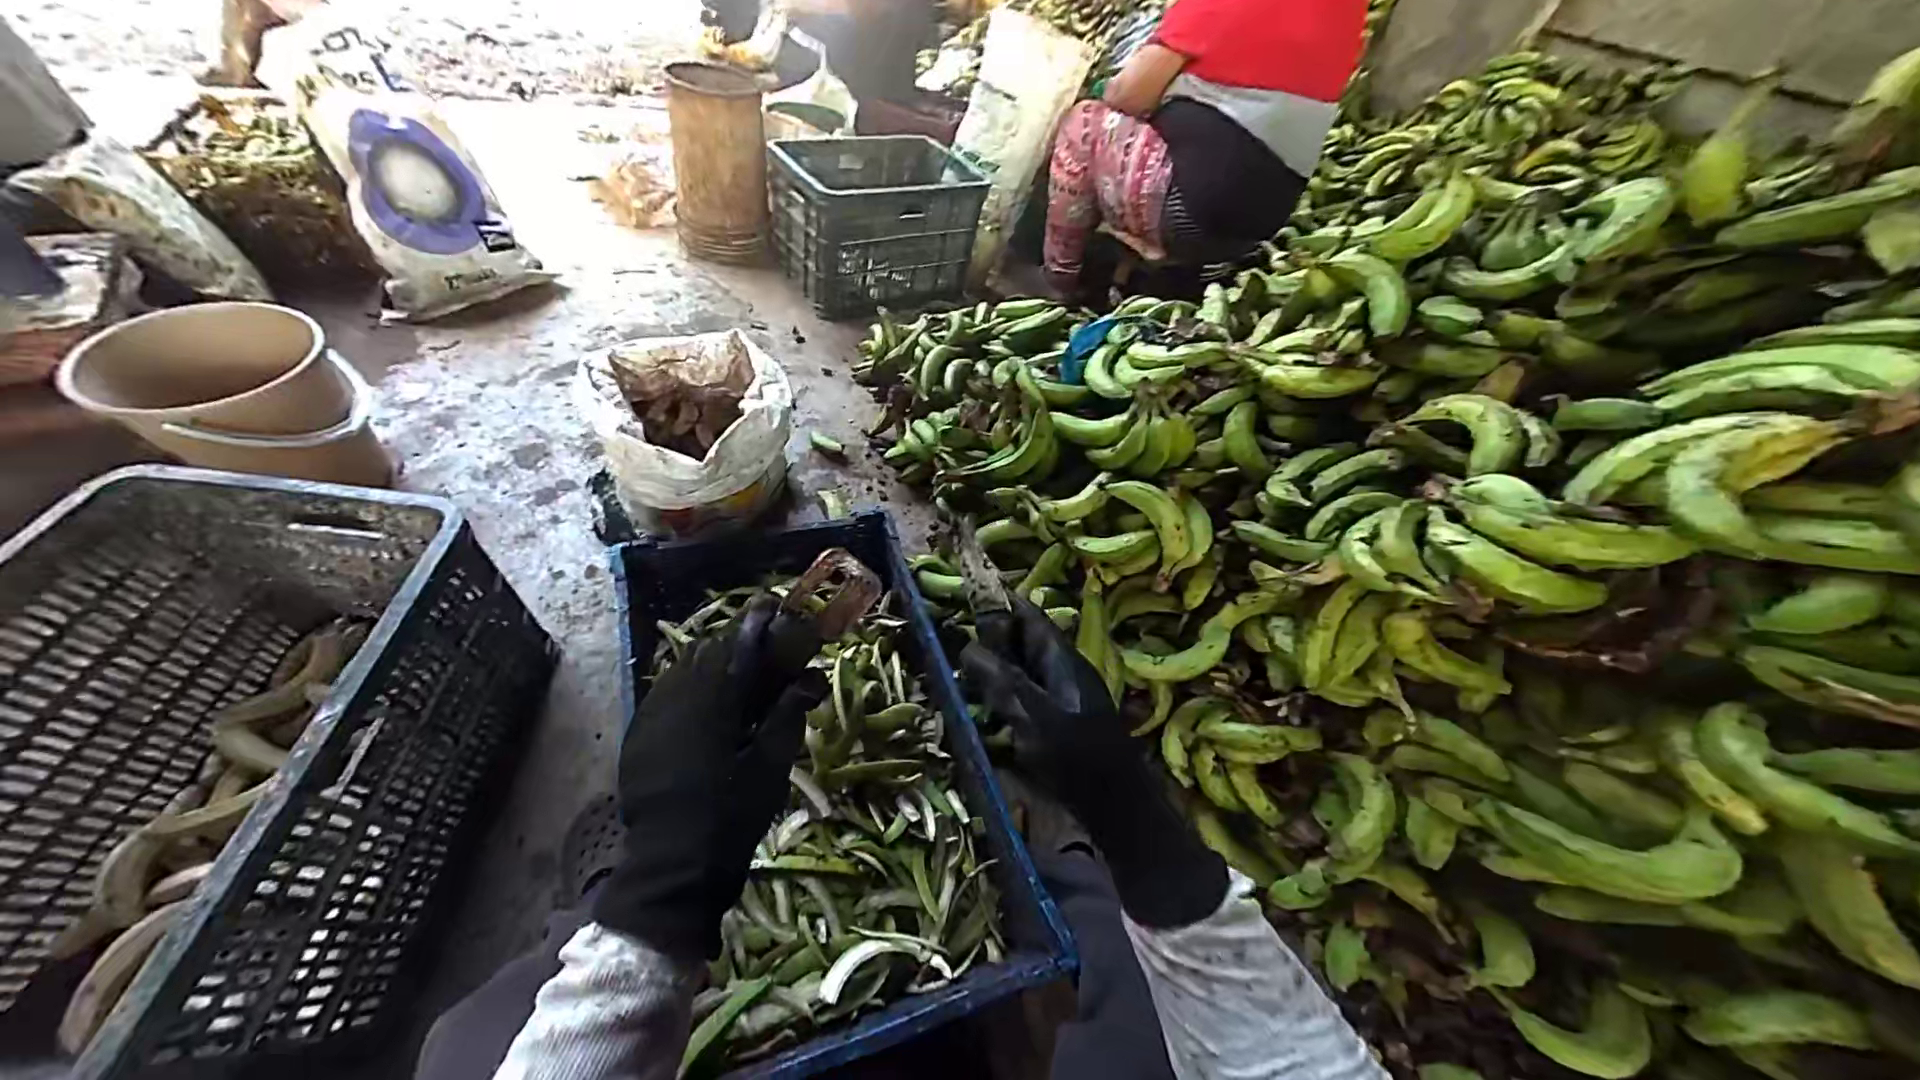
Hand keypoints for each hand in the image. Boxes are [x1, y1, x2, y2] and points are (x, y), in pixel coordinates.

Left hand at [593, 594, 825, 961]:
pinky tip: (705, 699)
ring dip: (711, 659)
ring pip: (681, 668)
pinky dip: (688, 682)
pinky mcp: (638, 734)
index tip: (774, 605)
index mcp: (712, 704)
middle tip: (762, 643)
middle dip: (735, 639)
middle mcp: (675, 700)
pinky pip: (664, 691)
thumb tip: (813, 676)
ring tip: (736, 668)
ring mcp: (650, 716)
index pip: (737, 645)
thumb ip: (790, 713)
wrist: (672, 869)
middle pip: (707, 649)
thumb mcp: (772, 765)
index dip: (757, 621)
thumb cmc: (731, 816)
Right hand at [961, 599, 1224, 927]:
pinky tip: (987, 710)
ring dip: (997, 668)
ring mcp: (1063, 696)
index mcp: (1062, 660)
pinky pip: (1026, 696)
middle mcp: (1064, 671)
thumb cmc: (1076, 757)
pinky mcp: (1060, 722)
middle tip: (957, 640)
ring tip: (964, 673)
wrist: (1117, 808)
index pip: (1030, 617)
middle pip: (1025, 642)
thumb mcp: (1033, 716)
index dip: (1001, 603)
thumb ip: (1001, 680)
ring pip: (1024, 669)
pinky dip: (1005, 696)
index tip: (968, 596)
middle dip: (993, 638)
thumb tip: (968, 647)